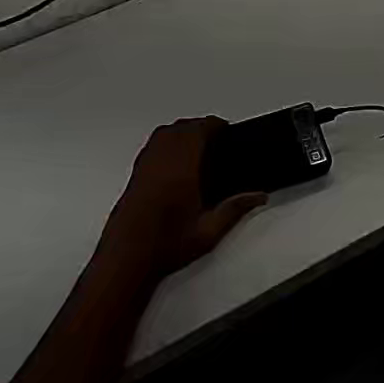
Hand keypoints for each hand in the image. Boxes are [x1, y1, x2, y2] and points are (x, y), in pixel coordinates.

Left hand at [95, 118, 266, 281]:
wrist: (127, 257)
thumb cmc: (162, 246)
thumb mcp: (208, 232)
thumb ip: (234, 209)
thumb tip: (255, 196)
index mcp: (181, 169)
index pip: (198, 131)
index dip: (214, 125)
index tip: (224, 128)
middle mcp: (160, 162)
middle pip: (180, 128)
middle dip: (199, 126)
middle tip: (214, 134)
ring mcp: (144, 166)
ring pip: (163, 133)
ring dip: (181, 131)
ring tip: (196, 141)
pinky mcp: (134, 174)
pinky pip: (151, 145)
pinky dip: (165, 141)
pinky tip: (173, 156)